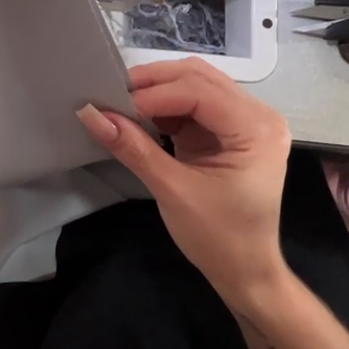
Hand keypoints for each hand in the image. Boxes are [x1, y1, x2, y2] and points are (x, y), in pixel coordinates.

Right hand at [76, 57, 292, 308]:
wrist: (246, 272)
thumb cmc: (219, 237)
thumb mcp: (172, 191)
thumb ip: (133, 148)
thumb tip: (90, 113)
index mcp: (256, 129)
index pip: (198, 91)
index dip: (152, 94)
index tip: (111, 106)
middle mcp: (258, 115)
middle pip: (198, 76)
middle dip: (153, 83)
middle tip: (112, 96)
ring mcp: (246, 120)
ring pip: (196, 82)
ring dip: (158, 90)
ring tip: (123, 105)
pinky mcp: (230, 129)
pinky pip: (194, 101)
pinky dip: (165, 104)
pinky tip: (142, 117)